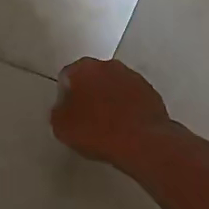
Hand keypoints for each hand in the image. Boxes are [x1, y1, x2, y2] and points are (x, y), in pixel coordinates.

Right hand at [51, 58, 171, 160]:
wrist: (140, 141)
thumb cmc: (100, 131)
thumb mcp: (61, 127)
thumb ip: (59, 111)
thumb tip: (64, 110)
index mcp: (84, 69)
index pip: (68, 75)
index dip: (65, 94)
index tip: (66, 108)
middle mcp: (110, 67)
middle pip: (93, 76)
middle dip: (89, 92)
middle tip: (84, 116)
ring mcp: (133, 77)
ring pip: (115, 84)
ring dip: (110, 98)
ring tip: (106, 124)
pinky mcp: (150, 91)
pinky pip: (133, 96)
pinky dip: (128, 106)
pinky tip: (123, 126)